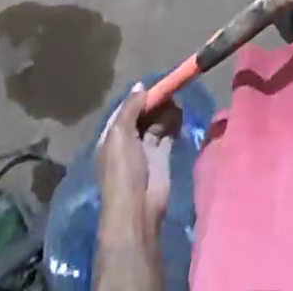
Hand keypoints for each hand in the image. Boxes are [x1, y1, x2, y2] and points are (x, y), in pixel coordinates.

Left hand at [96, 84, 172, 288]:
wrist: (137, 208)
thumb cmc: (123, 169)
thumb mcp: (120, 134)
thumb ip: (130, 108)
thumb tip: (140, 86)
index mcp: (112, 135)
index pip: (125, 109)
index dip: (139, 97)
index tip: (154, 84)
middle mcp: (128, 140)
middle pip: (143, 114)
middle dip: (155, 102)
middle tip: (170, 90)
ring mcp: (145, 148)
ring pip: (156, 122)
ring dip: (166, 111)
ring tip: (177, 100)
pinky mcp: (161, 156)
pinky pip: (168, 133)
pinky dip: (174, 123)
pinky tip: (180, 115)